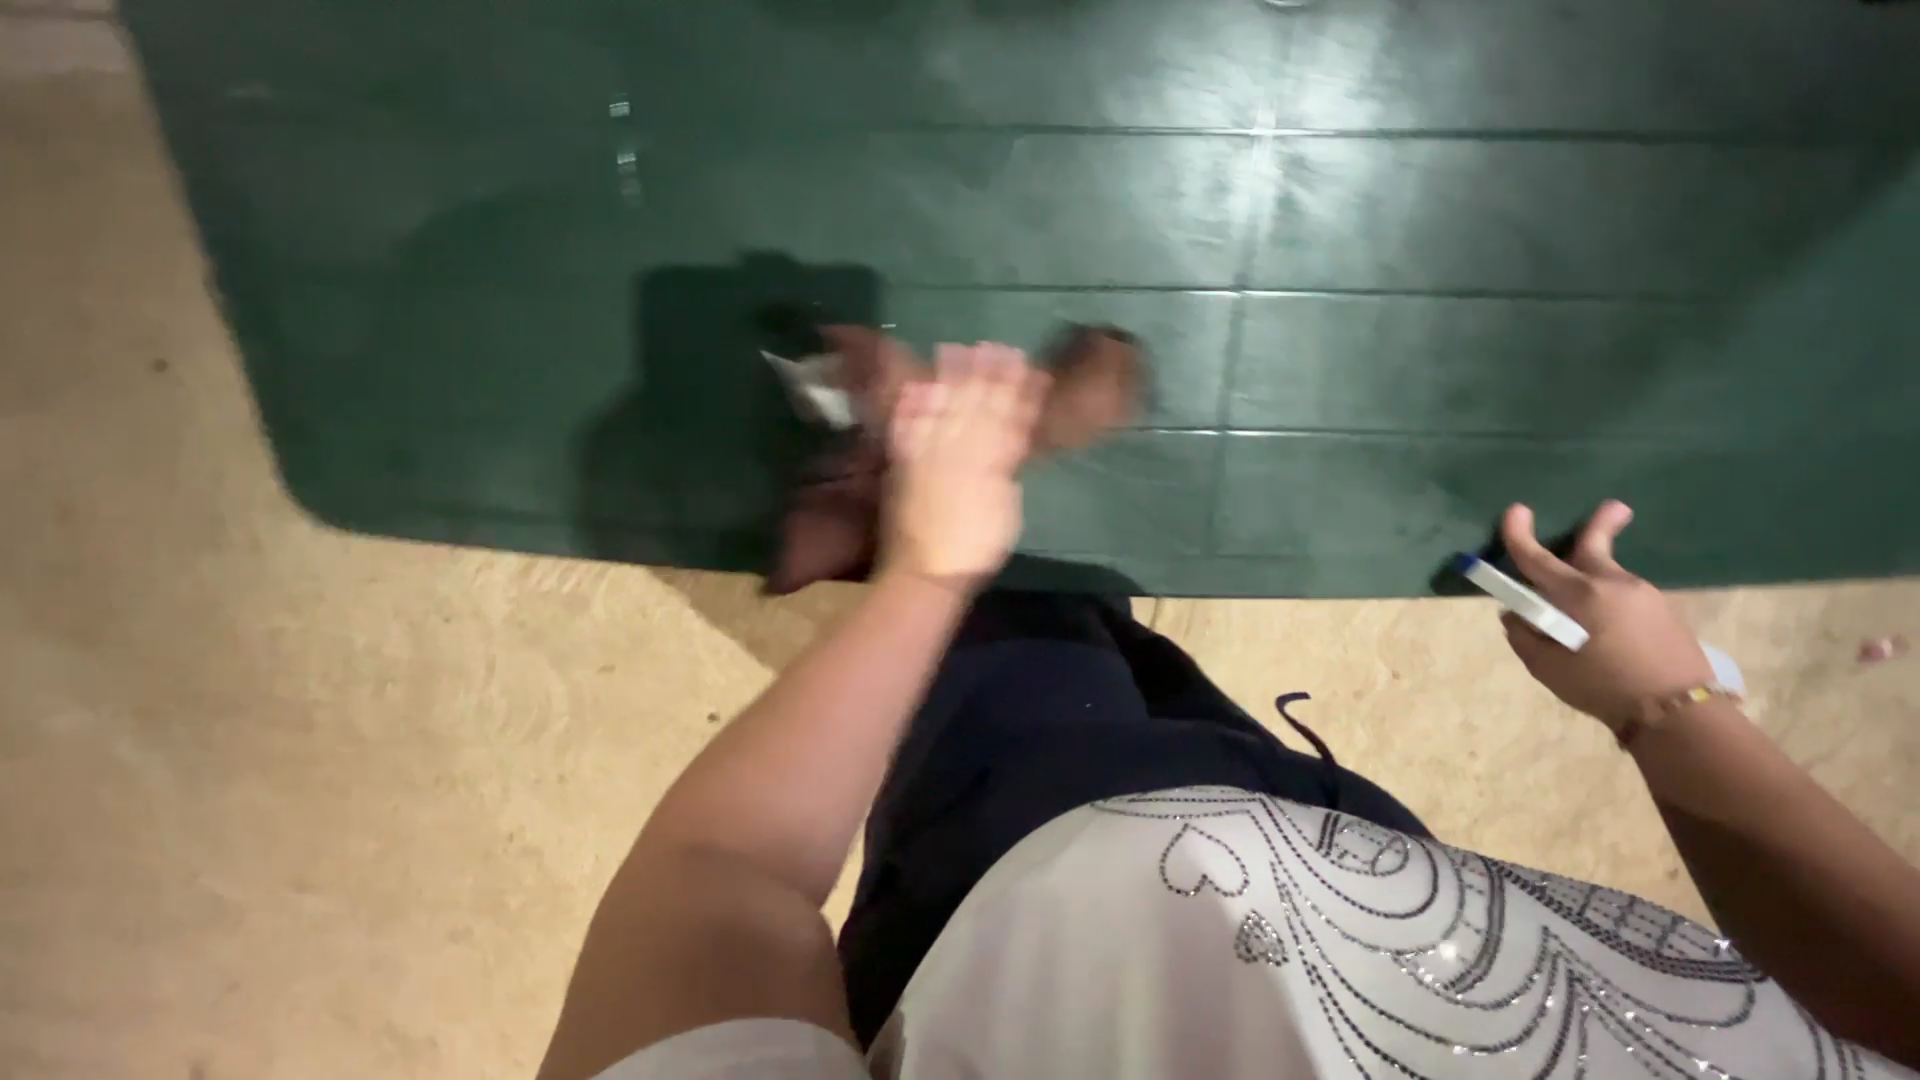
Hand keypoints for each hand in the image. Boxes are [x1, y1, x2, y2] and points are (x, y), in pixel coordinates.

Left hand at [880, 343, 1049, 592]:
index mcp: (989, 461)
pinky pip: (907, 427)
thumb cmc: (976, 547)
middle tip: (993, 345)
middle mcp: (957, 450)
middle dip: (985, 373)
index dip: (1016, 388)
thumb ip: (1005, 465)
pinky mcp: (903, 463)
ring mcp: (926, 454)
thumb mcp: (1005, 506)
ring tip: (955, 349)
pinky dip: (912, 405)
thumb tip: (1008, 436)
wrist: (928, 571)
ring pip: (942, 407)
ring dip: (950, 378)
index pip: (1006, 415)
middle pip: (974, 403)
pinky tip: (916, 385)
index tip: (1025, 363)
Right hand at [1499, 500, 1715, 730]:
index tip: (1516, 510)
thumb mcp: (1544, 665)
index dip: (1519, 535)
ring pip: (1609, 576)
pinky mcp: (1666, 612)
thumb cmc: (1600, 685)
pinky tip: (1611, 631)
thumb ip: (1523, 633)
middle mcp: (1611, 584)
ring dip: (1595, 579)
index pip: (1536, 558)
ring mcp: (1644, 595)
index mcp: (1577, 594)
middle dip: (1601, 524)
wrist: (1677, 712)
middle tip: (1614, 508)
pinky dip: (1611, 602)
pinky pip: (1626, 597)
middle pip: (1596, 546)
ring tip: (1588, 610)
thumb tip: (1516, 613)